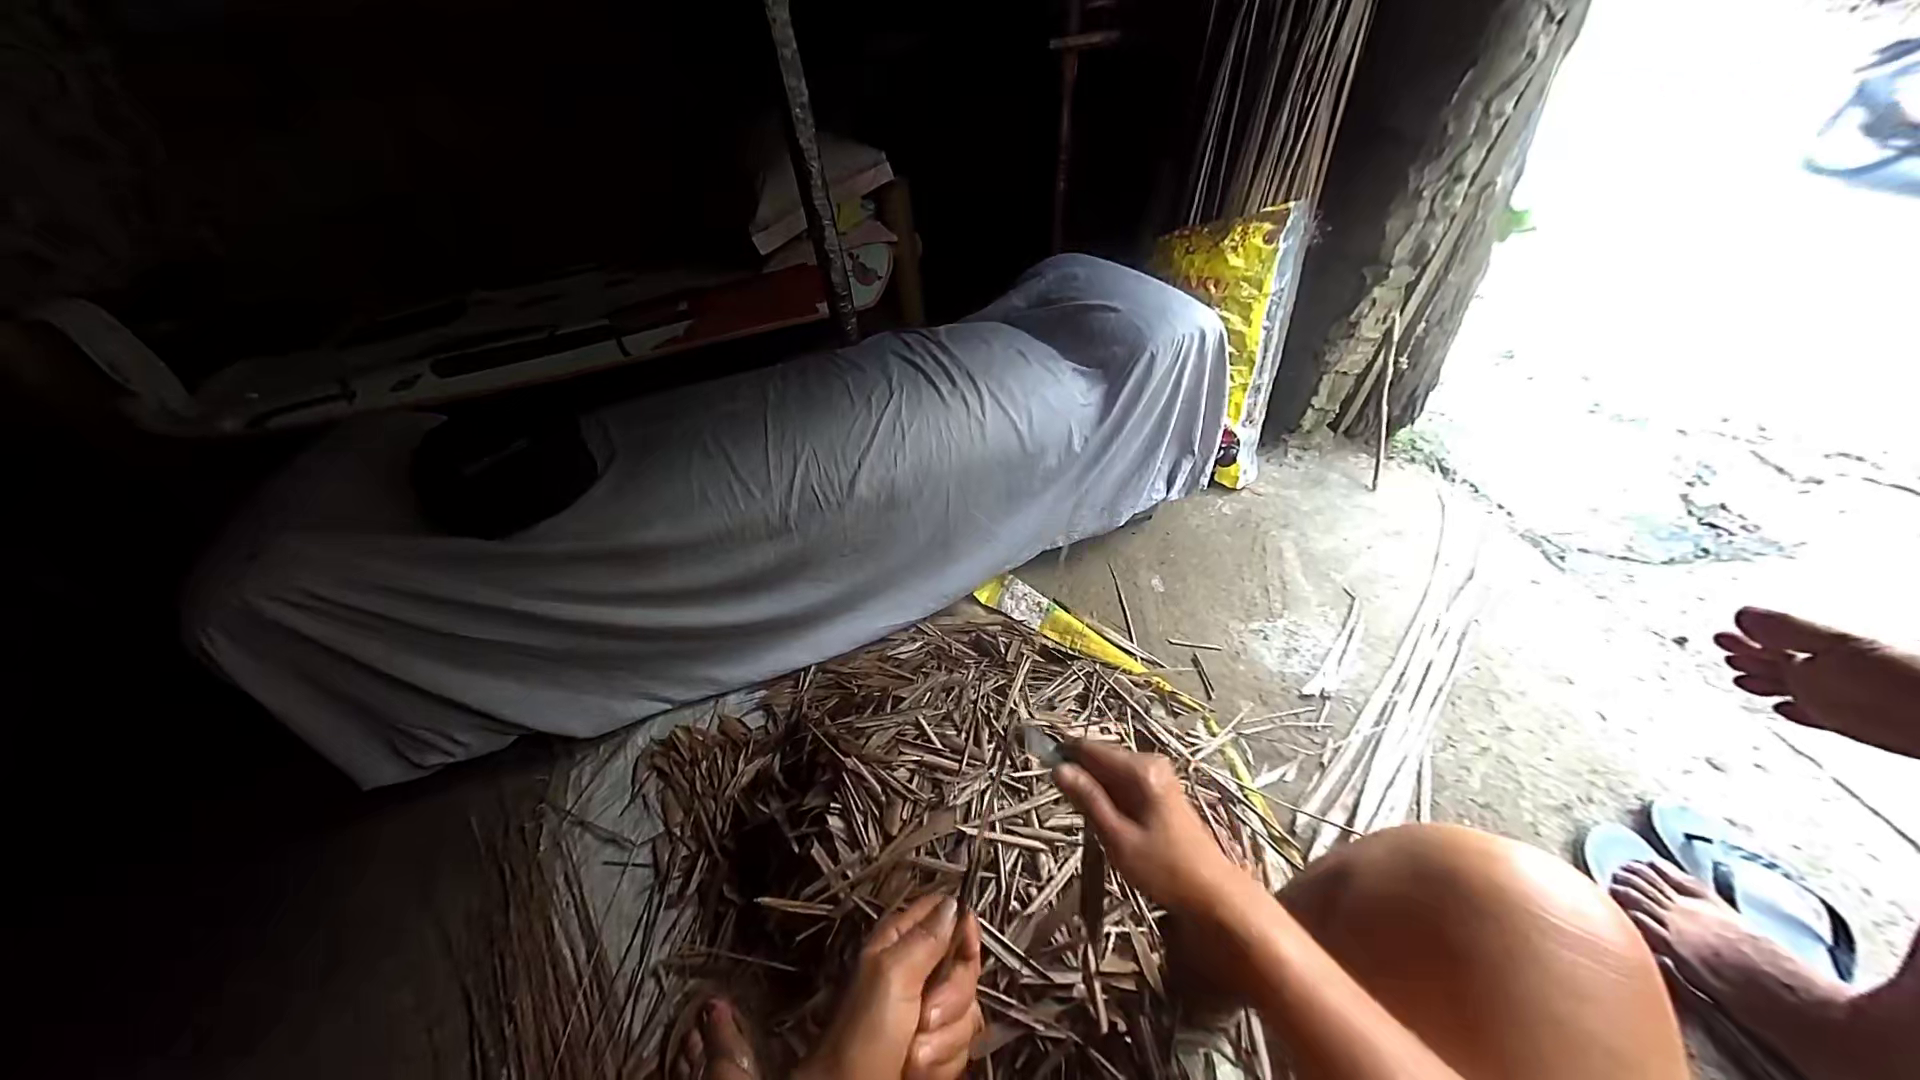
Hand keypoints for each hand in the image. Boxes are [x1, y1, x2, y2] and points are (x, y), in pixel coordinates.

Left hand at [796, 894, 982, 1079]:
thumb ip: (926, 938)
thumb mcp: (891, 976)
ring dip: (944, 1038)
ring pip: (968, 1009)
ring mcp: (929, 1009)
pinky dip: (944, 1061)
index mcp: (901, 941)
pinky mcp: (937, 1045)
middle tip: (923, 1015)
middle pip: (965, 964)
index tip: (963, 950)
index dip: (962, 928)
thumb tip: (954, 904)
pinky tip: (918, 1068)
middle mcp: (918, 969)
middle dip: (951, 997)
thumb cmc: (861, 1038)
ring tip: (912, 1051)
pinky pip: (964, 1043)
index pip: (946, 913)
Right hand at [1050, 741, 1246, 917]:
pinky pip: (1123, 783)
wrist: (1214, 894)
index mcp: (1140, 769)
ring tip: (1093, 822)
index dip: (1064, 758)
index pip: (1089, 748)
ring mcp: (1158, 775)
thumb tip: (1058, 769)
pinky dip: (1110, 797)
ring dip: (1095, 790)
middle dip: (1081, 778)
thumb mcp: (1117, 838)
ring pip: (1109, 772)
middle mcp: (1150, 763)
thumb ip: (1087, 800)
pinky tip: (1111, 823)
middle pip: (1100, 757)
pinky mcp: (1160, 789)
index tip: (1046, 776)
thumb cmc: (1164, 870)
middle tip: (1074, 812)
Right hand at [1715, 607, 1919, 758]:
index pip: (1774, 635)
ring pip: (1799, 683)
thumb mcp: (1834, 650)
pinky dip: (1799, 708)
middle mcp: (1840, 667)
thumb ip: (1788, 631)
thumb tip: (1746, 614)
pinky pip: (1819, 710)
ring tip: (1746, 679)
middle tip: (1727, 653)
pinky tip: (1789, 709)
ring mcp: (1851, 694)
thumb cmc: (1902, 689)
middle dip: (1755, 657)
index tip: (1723, 634)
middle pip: (1787, 659)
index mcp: (1829, 646)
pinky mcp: (1861, 721)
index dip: (1746, 636)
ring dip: (1770, 681)